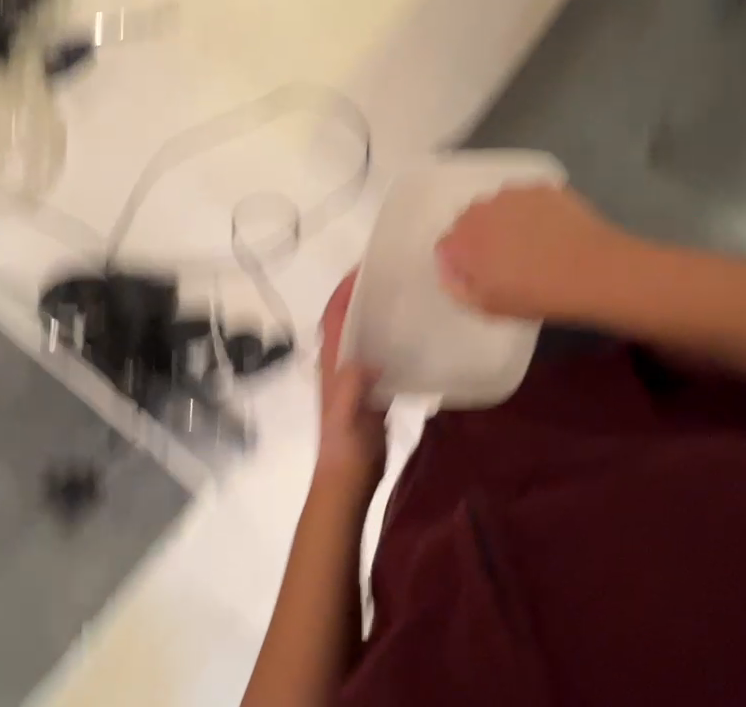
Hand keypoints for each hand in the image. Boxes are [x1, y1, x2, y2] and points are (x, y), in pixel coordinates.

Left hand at [314, 272, 386, 487]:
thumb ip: (350, 386)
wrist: (347, 479)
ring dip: (377, 313)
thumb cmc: (344, 446)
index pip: (333, 315)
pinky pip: (378, 352)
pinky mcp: (371, 389)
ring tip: (407, 296)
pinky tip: (415, 335)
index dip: (344, 289)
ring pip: (363, 333)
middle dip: (362, 293)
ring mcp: (355, 376)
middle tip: (394, 274)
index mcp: (330, 362)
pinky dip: (390, 337)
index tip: (365, 267)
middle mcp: (339, 362)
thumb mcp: (345, 415)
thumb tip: (365, 359)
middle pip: (347, 318)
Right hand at [436, 184, 635, 322]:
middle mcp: (479, 209)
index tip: (482, 276)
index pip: (446, 247)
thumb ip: (458, 288)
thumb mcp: (488, 307)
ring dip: (505, 221)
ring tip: (533, 244)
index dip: (461, 262)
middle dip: (481, 238)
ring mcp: (512, 193)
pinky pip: (526, 199)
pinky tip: (552, 231)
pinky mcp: (540, 186)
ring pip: (498, 207)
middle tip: (507, 261)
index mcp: (462, 240)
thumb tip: (450, 271)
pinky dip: (532, 212)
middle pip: (470, 222)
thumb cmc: (537, 295)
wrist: (592, 269)